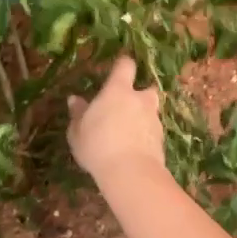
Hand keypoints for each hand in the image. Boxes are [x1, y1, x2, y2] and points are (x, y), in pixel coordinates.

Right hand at [67, 56, 164, 181]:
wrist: (130, 172)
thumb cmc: (97, 145)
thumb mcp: (77, 131)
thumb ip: (78, 114)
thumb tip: (75, 100)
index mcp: (118, 91)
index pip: (125, 66)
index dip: (123, 65)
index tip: (119, 69)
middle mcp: (140, 100)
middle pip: (147, 89)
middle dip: (140, 95)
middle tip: (127, 107)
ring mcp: (154, 120)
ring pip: (151, 112)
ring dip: (142, 119)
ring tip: (128, 134)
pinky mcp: (161, 140)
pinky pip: (153, 133)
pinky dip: (146, 137)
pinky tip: (134, 150)